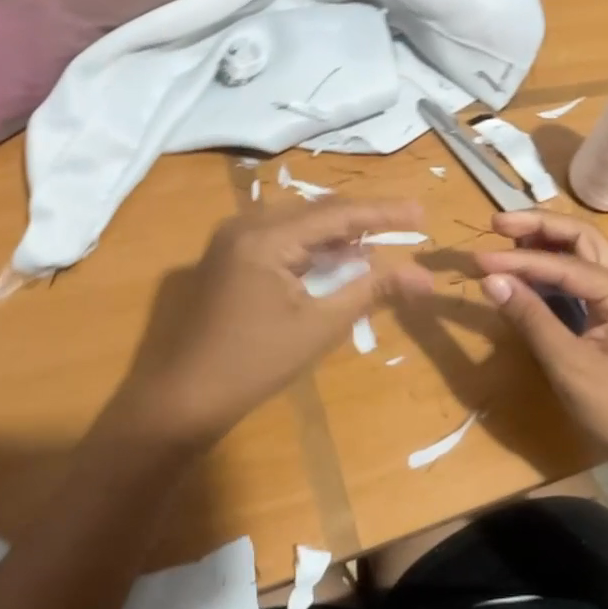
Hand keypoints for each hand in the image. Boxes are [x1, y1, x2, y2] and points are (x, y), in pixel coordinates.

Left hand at [104, 199, 431, 445]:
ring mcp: (230, 242)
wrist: (183, 398)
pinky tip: (337, 260)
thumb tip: (424, 277)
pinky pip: (279, 239)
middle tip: (407, 223)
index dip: (384, 213)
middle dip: (363, 218)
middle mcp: (244, 226)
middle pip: (317, 210)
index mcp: (265, 237)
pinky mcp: (226, 261)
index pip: (338, 213)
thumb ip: (372, 290)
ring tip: (380, 243)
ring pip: (298, 223)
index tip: (423, 213)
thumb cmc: (255, 363)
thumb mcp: (321, 325)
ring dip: (339, 232)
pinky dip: (312, 247)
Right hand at [474, 211, 607, 469]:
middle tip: (497, 223)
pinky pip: (582, 278)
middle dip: (541, 227)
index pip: (568, 264)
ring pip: (584, 254)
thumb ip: (530, 318)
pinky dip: (553, 268)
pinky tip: (526, 269)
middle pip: (584, 239)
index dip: (522, 258)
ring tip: (507, 238)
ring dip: (547, 242)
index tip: (480, 258)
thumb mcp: (567, 364)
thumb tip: (490, 280)